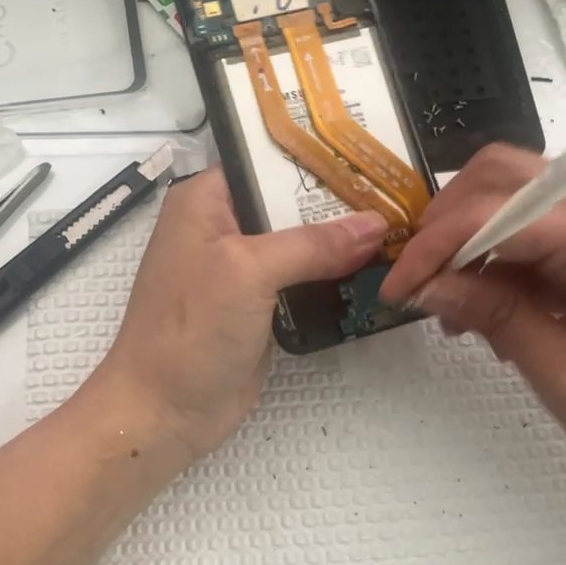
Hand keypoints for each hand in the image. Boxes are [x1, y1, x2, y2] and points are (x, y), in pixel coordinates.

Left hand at [95, 169, 387, 456]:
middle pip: (291, 202)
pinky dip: (334, 279)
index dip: (317, 156)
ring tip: (401, 229)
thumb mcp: (248, 270)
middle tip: (400, 194)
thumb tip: (376, 224)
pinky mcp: (259, 306)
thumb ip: (312, 243)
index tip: (372, 154)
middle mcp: (223, 226)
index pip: (267, 161)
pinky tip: (376, 272)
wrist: (164, 411)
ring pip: (302, 244)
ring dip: (343, 244)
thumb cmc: (190, 329)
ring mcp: (242, 269)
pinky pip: (304, 281)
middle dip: (340, 202)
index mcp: (205, 200)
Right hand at [378, 145, 565, 496]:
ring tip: (459, 312)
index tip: (396, 289)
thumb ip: (495, 317)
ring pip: (520, 198)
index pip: (495, 210)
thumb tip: (428, 286)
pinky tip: (496, 313)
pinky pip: (545, 229)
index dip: (434, 245)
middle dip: (448, 222)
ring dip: (475, 241)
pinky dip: (506, 258)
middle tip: (421, 282)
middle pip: (505, 176)